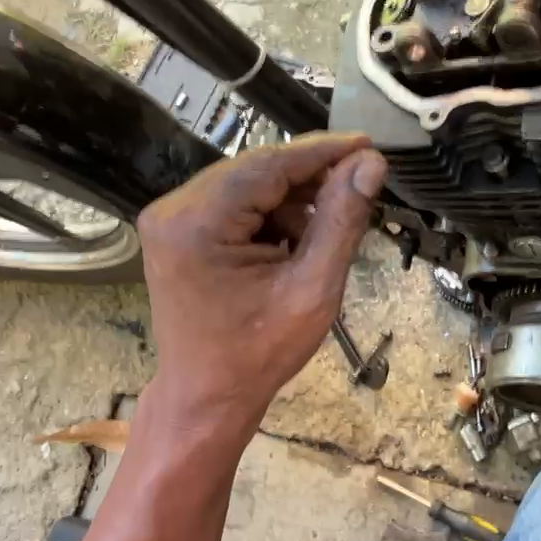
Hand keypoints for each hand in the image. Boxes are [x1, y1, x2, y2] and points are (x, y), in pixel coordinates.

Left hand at [137, 133, 386, 449]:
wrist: (206, 396)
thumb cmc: (259, 354)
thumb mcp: (312, 289)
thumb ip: (341, 221)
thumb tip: (370, 164)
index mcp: (196, 223)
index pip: (268, 165)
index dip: (322, 152)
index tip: (367, 144)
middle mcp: (173, 209)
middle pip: (255, 170)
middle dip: (309, 178)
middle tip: (359, 182)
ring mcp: (169, 218)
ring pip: (247, 184)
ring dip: (290, 200)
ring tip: (323, 233)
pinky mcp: (176, 230)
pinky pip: (233, 203)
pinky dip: (269, 214)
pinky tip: (293, 242)